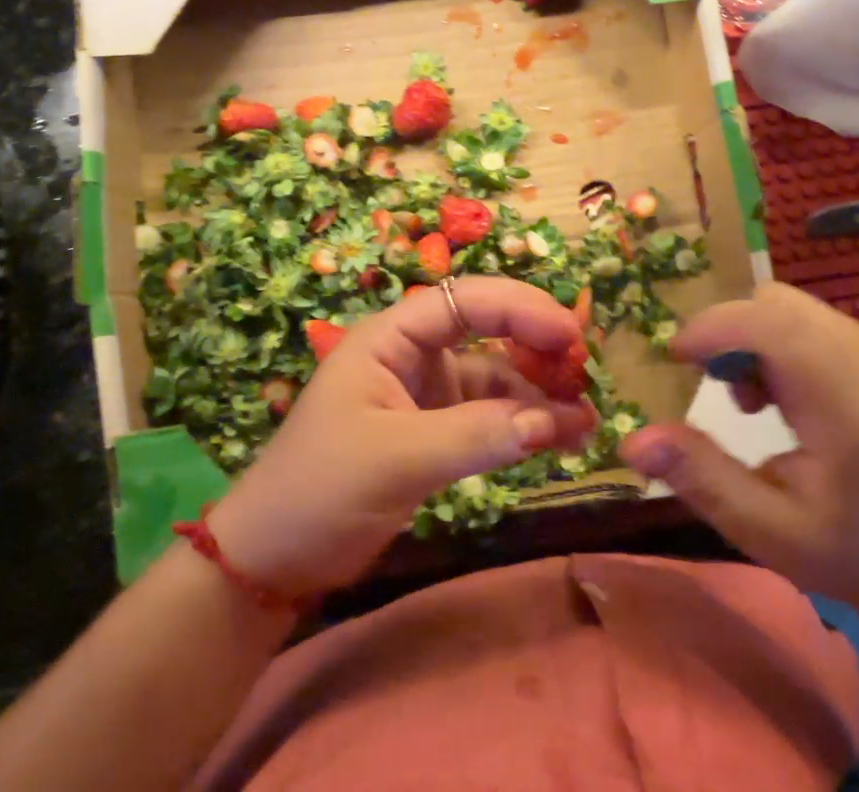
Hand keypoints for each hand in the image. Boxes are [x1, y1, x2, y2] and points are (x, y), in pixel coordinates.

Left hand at [209, 277, 597, 600]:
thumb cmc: (319, 491)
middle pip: (486, 331)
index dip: (521, 309)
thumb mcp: (396, 458)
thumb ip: (476, 435)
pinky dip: (524, 426)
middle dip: (537, 347)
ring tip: (584, 421)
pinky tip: (559, 440)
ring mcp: (424, 396)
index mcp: (388, 339)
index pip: (464, 300)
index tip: (573, 338)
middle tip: (584, 378)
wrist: (274, 558)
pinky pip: (491, 418)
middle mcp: (410, 357)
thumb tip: (559, 420)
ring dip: (539, 394)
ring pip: (495, 377)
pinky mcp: (434, 435)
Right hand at [618, 282, 858, 654]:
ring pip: (799, 312)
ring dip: (756, 340)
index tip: (672, 359)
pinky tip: (788, 403)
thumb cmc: (858, 560)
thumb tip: (632, 441)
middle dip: (730, 333)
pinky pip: (823, 328)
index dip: (710, 328)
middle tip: (713, 389)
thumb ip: (701, 476)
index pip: (770, 323)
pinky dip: (786, 347)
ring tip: (751, 403)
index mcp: (852, 405)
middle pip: (780, 304)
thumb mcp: (767, 529)